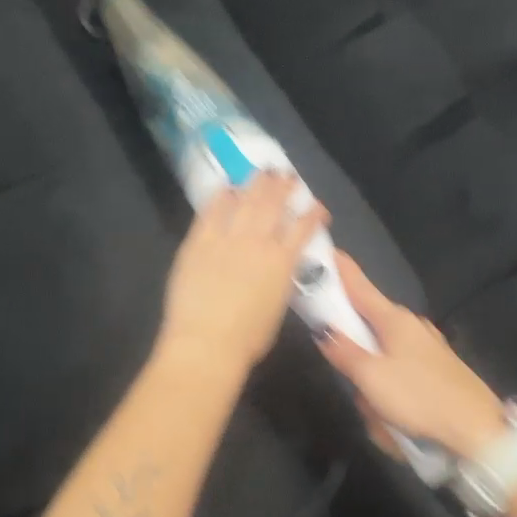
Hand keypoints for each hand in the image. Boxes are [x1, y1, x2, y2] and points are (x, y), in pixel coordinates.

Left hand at [155, 172, 328, 376]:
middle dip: (283, 188)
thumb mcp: (276, 310)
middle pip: (273, 206)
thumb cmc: (246, 341)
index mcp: (282, 263)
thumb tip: (278, 273)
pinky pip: (211, 213)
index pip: (303, 229)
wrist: (206, 344)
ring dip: (256, 185)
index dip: (312, 214)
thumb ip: (279, 284)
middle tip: (287, 176)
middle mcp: (257, 243)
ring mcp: (226, 239)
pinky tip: (226, 188)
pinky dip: (221, 198)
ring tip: (264, 171)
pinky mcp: (197, 243)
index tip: (318, 206)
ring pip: (245, 202)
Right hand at [315, 251, 506, 460]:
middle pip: (366, 335)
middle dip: (356, 366)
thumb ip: (345, 352)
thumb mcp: (372, 377)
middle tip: (361, 391)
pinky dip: (393, 406)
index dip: (339, 270)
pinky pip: (398, 386)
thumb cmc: (420, 397)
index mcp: (395, 320)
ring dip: (375, 396)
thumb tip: (324, 329)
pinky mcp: (435, 374)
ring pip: (380, 367)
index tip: (324, 252)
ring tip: (386, 419)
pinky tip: (401, 426)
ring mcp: (425, 351)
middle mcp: (411, 328)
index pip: (359, 286)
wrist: (477, 431)